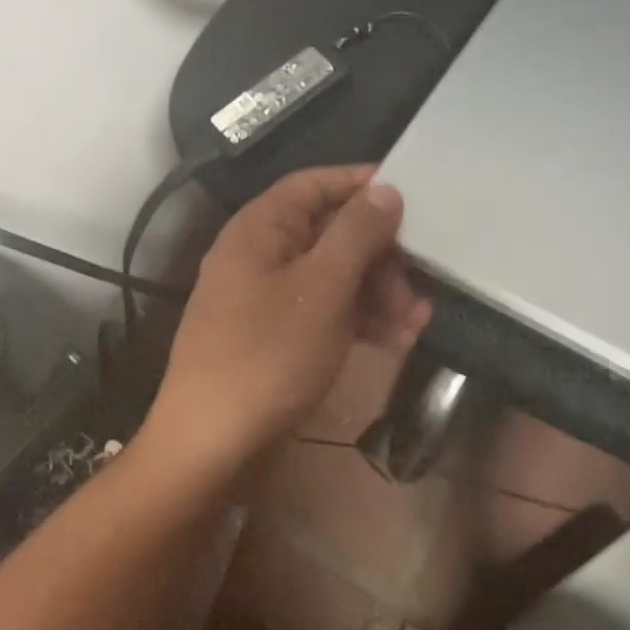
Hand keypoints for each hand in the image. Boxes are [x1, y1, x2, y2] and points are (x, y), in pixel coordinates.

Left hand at [142, 165, 431, 475]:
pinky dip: (358, 320)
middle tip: (418, 283)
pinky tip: (395, 341)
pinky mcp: (276, 336)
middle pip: (330, 232)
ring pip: (333, 276)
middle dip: (379, 255)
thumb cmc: (268, 355)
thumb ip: (356, 234)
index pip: (313, 184)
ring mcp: (266, 297)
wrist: (211, 445)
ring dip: (377, 293)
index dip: (360, 184)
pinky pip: (324, 312)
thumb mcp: (322, 289)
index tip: (410, 197)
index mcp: (260, 228)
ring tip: (415, 323)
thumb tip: (385, 189)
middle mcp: (260, 254)